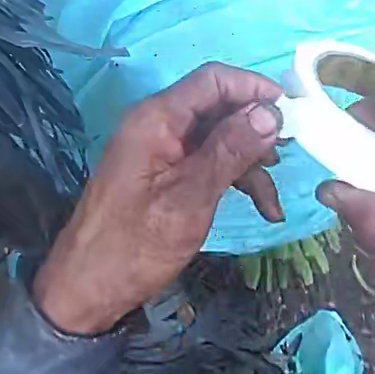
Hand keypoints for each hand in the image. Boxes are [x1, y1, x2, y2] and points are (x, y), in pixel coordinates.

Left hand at [32, 63, 283, 334]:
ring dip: (249, 159)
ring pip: (218, 135)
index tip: (289, 106)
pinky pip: (207, 160)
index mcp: (158, 118)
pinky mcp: (165, 171)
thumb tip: (270, 113)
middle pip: (217, 106)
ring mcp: (161, 148)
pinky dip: (234, 178)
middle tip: (288, 151)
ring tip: (273, 193)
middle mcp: (159, 123)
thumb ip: (230, 150)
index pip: (212, 80)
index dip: (252, 85)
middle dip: (255, 127)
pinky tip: (262, 207)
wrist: (85, 293)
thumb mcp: (190, 197)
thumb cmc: (135, 245)